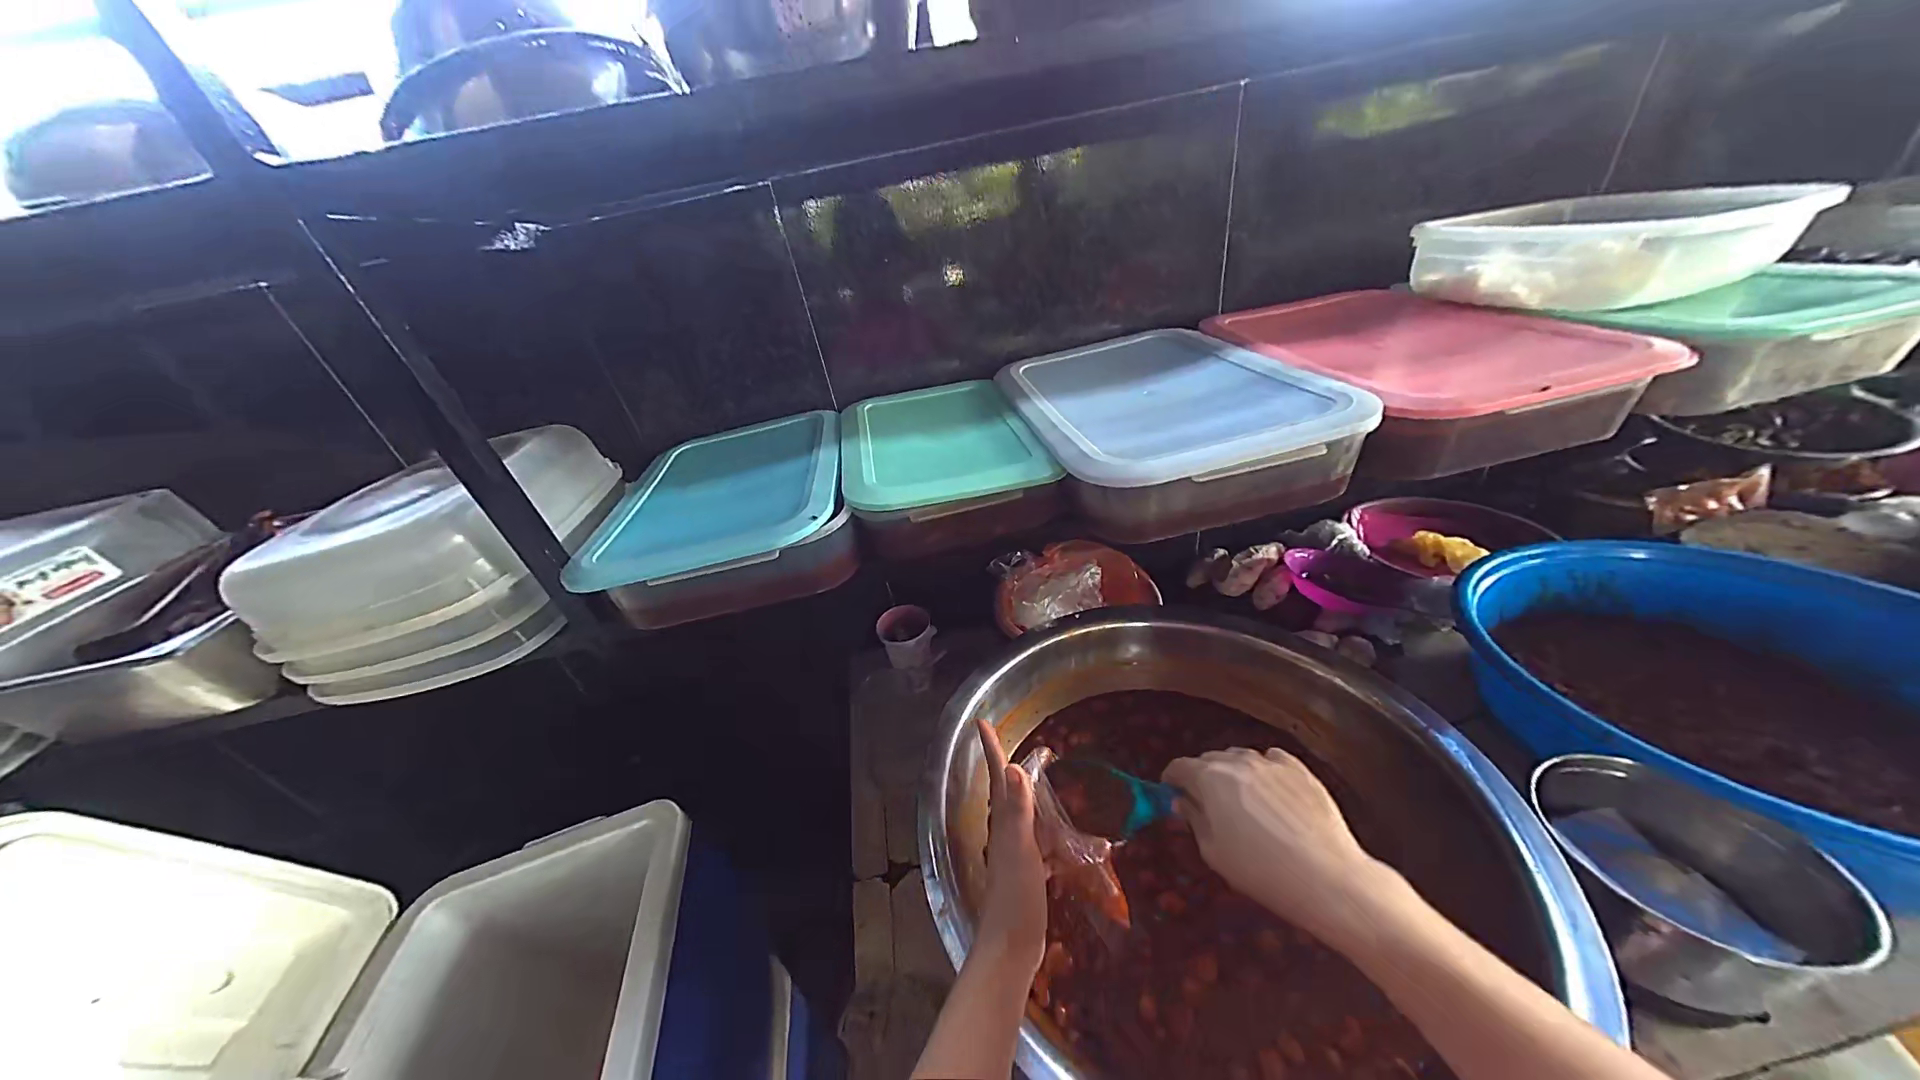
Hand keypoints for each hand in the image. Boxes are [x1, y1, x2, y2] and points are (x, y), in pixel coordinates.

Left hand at [975, 718, 1048, 973]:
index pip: (997, 777)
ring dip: (1038, 802)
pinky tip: (1070, 843)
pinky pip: (1043, 846)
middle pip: (1010, 793)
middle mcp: (1006, 834)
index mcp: (1003, 823)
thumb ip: (1018, 810)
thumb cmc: (1015, 898)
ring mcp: (1017, 855)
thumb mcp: (1020, 849)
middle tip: (1028, 749)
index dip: (991, 748)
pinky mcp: (1029, 875)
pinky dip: (1055, 838)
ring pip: (1027, 818)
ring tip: (1054, 788)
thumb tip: (1013, 767)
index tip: (981, 722)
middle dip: (1014, 769)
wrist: (1012, 948)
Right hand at [1163, 747, 1391, 945]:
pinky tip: (1271, 794)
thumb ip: (1193, 820)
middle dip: (1202, 778)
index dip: (1172, 782)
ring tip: (1243, 803)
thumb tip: (1183, 802)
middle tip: (1208, 807)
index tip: (1174, 796)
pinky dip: (1264, 771)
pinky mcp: (1300, 770)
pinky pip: (1272, 760)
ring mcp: (1271, 762)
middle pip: (1209, 760)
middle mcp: (1237, 761)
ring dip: (1233, 773)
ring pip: (1240, 758)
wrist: (1329, 879)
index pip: (1179, 767)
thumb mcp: (1213, 852)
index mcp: (1209, 778)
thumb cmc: (1262, 871)